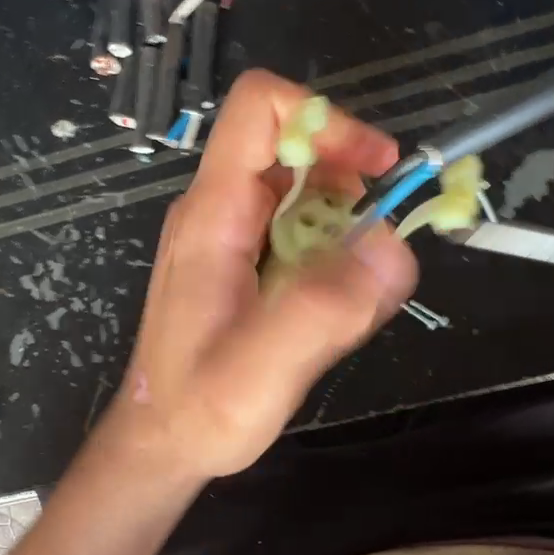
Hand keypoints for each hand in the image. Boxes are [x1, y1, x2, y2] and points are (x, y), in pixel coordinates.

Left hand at [97, 71, 417, 480]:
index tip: (377, 168)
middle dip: (347, 180)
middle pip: (288, 146)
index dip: (325, 120)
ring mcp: (225, 239)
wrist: (160, 444)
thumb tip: (393, 244)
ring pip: (298, 192)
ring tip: (356, 285)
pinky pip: (294, 233)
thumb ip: (323, 309)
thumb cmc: (199, 410)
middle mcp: (216, 213)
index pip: (259, 110)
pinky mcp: (238, 267)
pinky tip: (333, 304)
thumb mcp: (262, 368)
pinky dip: (329, 253)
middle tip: (378, 243)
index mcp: (213, 215)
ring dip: (343, 223)